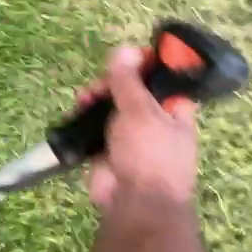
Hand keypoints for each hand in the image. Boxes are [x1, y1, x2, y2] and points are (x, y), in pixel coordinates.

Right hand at [79, 46, 198, 210]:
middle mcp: (154, 120)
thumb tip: (124, 49)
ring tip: (84, 101)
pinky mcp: (108, 145)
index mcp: (174, 110)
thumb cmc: (149, 154)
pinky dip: (84, 115)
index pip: (162, 77)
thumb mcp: (140, 110)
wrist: (134, 202)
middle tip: (100, 86)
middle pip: (130, 87)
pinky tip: (77, 113)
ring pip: (109, 103)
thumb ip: (128, 80)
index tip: (124, 57)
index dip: (144, 64)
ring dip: (94, 97)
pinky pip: (95, 121)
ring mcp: (130, 134)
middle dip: (110, 82)